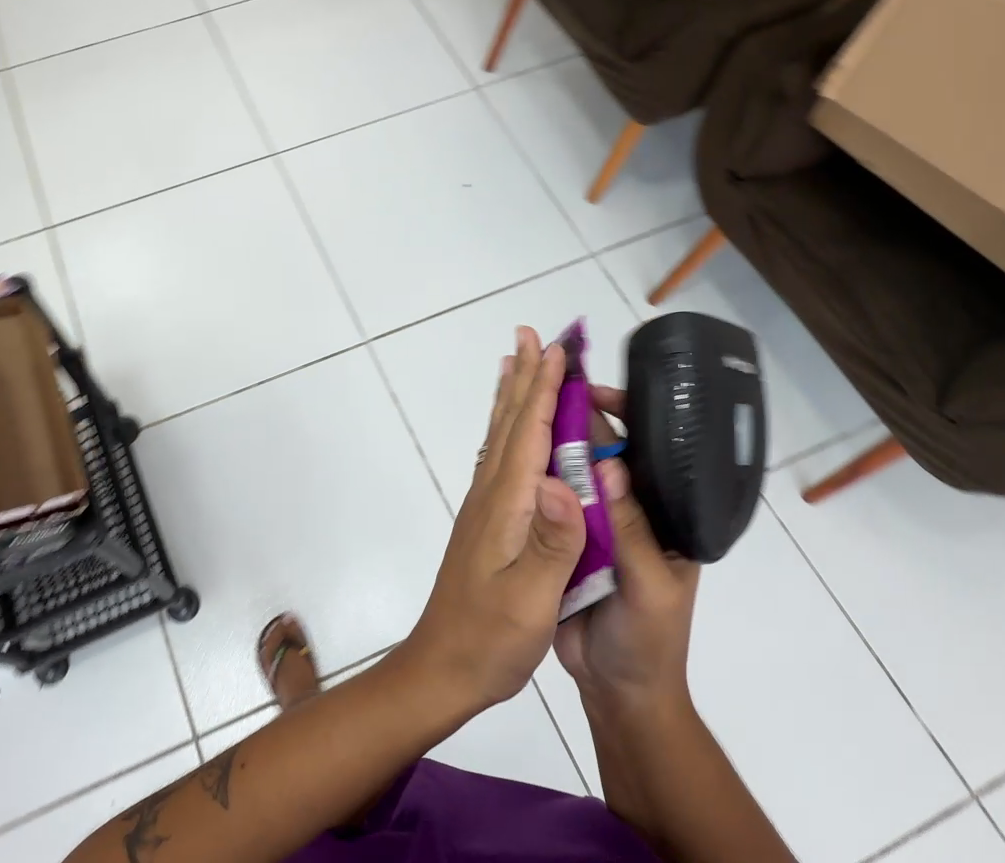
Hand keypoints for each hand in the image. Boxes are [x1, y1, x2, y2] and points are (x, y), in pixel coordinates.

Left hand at [396, 328, 587, 715]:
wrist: (442, 669)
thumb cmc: (490, 639)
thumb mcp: (530, 600)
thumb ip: (550, 544)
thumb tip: (561, 483)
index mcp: (505, 507)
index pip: (527, 435)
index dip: (543, 390)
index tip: (556, 348)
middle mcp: (491, 498)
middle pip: (509, 426)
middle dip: (524, 379)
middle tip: (532, 335)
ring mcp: (485, 512)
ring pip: (501, 440)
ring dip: (512, 398)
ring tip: (516, 364)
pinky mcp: (487, 527)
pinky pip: (501, 462)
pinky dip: (509, 433)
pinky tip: (512, 437)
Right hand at [554, 385, 701, 717]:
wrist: (617, 690)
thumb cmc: (648, 639)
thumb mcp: (650, 588)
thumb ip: (631, 532)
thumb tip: (609, 466)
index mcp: (662, 515)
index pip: (647, 452)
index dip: (623, 416)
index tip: (591, 390)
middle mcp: (628, 512)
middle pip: (605, 456)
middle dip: (580, 419)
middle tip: (546, 383)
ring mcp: (594, 527)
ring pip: (573, 476)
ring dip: (552, 444)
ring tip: (522, 404)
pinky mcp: (564, 544)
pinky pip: (551, 506)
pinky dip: (534, 481)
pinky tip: (510, 456)